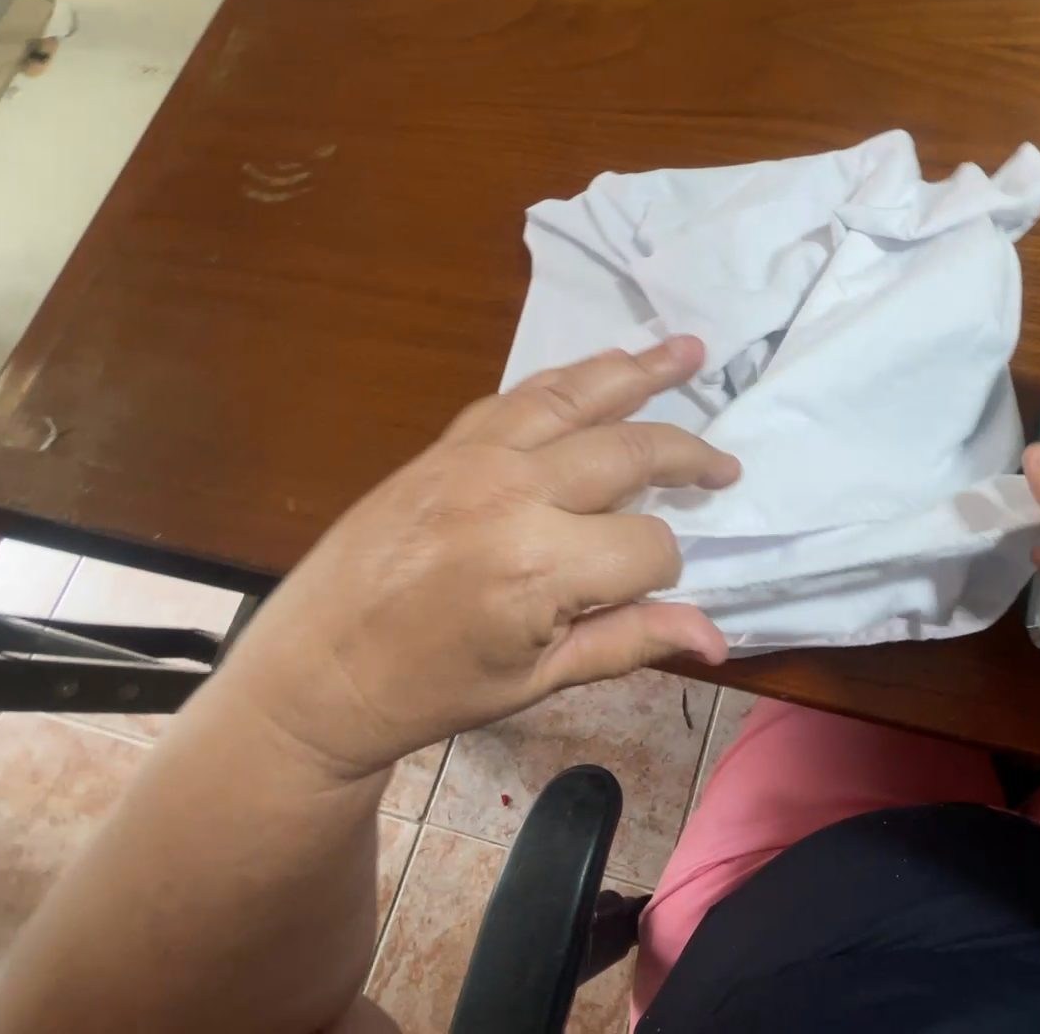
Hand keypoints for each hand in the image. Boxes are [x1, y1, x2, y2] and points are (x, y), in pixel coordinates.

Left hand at [213, 337, 739, 778]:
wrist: (313, 674)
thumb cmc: (432, 689)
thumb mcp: (541, 679)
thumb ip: (632, 640)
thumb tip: (718, 639)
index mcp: (539, 568)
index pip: (648, 546)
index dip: (665, 568)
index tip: (653, 588)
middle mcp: (513, 494)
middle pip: (630, 452)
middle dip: (688, 457)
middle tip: (726, 466)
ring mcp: (475, 458)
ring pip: (579, 398)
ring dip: (640, 372)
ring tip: (689, 352)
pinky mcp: (446, 444)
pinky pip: (522, 396)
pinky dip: (572, 379)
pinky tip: (604, 369)